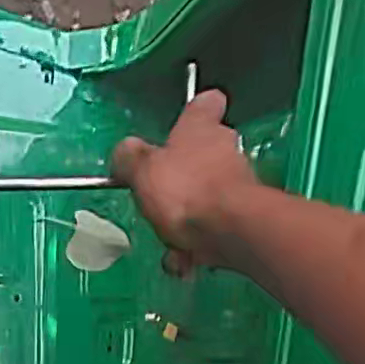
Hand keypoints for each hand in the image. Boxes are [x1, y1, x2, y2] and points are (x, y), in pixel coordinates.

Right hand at [110, 90, 256, 275]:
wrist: (229, 230)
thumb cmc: (184, 192)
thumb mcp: (143, 171)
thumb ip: (129, 159)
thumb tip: (123, 152)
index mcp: (199, 129)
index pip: (205, 103)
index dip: (193, 114)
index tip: (179, 131)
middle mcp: (224, 148)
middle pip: (204, 155)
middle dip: (184, 178)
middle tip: (161, 201)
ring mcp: (237, 183)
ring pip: (206, 197)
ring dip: (187, 219)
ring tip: (170, 242)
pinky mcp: (241, 216)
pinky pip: (211, 228)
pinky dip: (196, 245)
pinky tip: (184, 259)